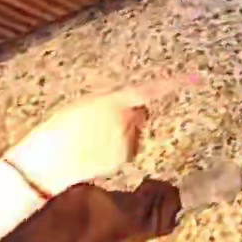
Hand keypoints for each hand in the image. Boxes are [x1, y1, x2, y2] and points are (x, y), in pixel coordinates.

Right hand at [5, 82, 171, 195]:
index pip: (149, 90)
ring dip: (122, 132)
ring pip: (135, 131)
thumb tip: (132, 102)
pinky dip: (118, 147)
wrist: (44, 163)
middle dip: (129, 114)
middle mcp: (126, 121)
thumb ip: (112, 100)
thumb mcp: (83, 105)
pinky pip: (129, 147)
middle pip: (140, 112)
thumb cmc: (58, 129)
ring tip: (92, 139)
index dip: (174, 83)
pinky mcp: (126, 157)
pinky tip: (96, 151)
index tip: (196, 78)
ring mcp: (128, 141)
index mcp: (113, 102)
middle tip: (99, 122)